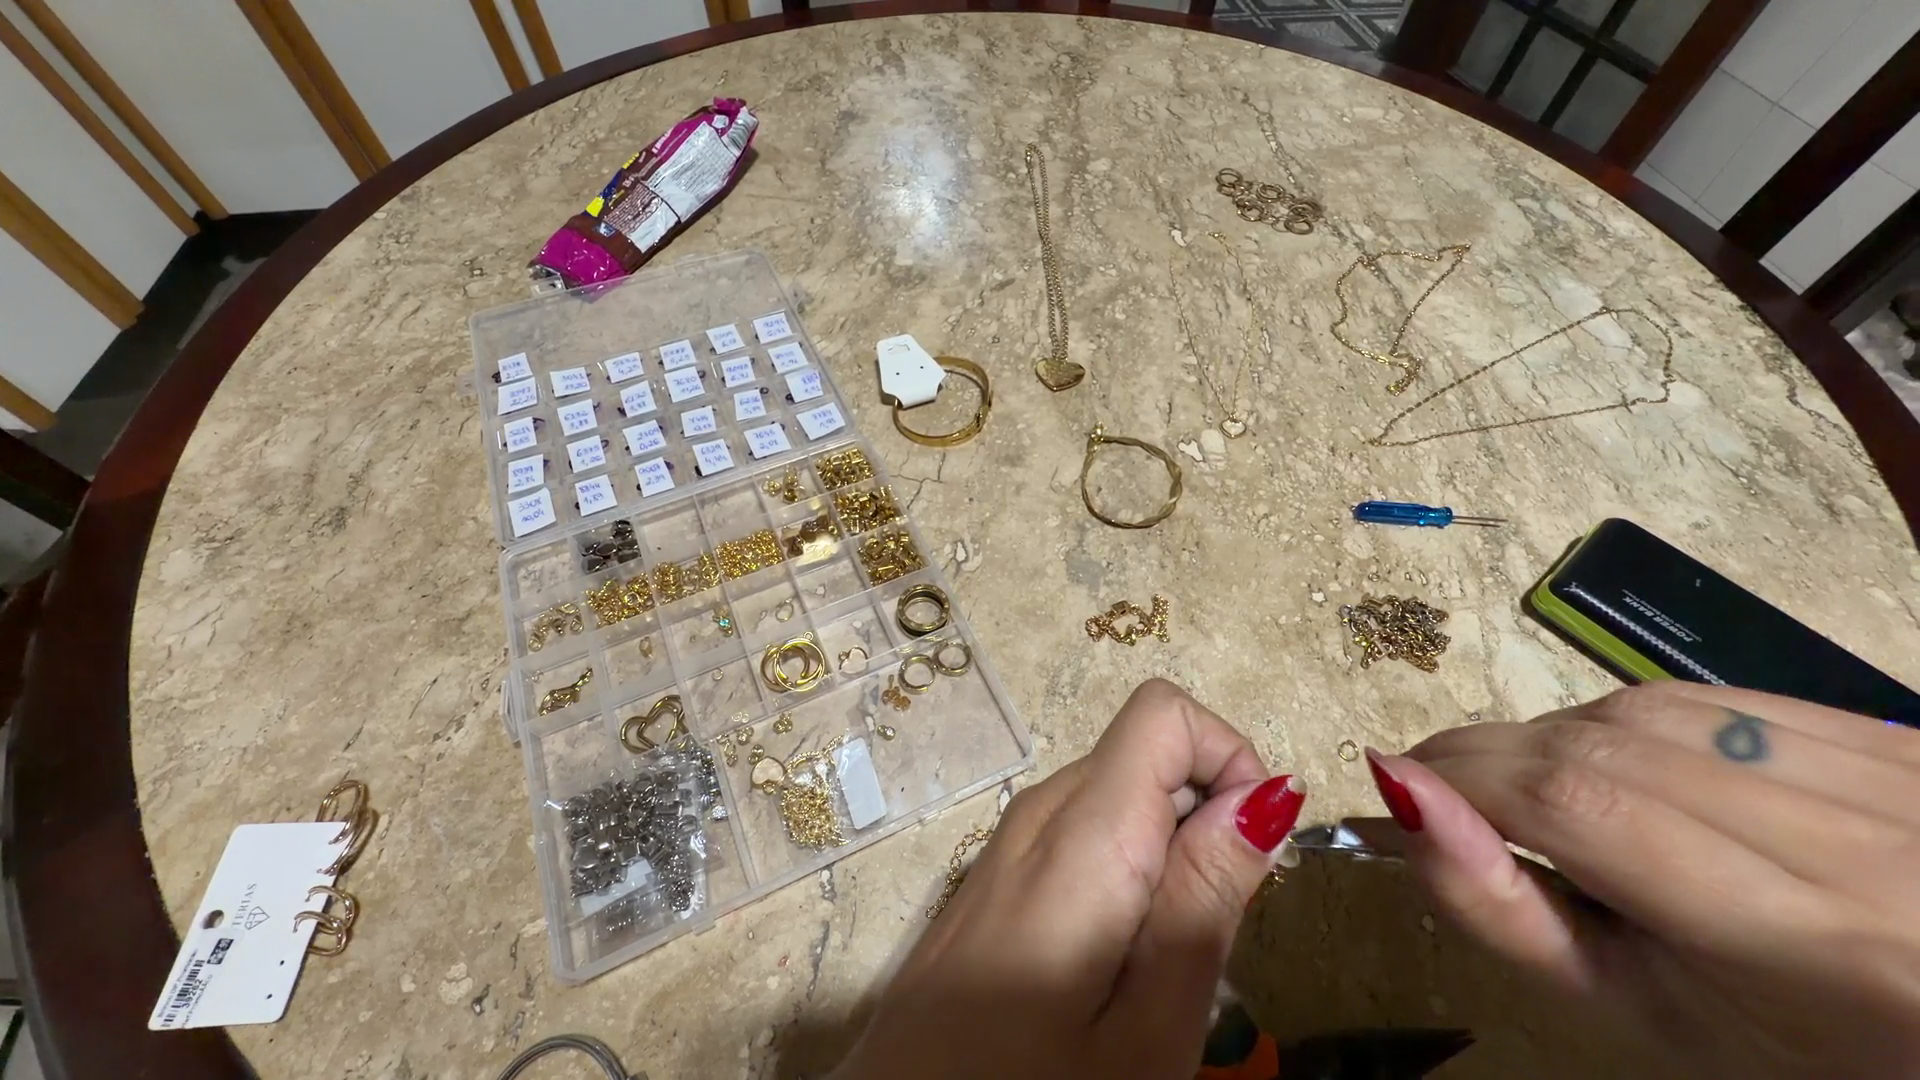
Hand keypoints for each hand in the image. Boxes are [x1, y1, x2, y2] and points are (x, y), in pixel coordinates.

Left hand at [831, 679, 1304, 1079]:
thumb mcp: (1150, 1022)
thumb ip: (1205, 894)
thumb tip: (1266, 792)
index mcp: (1082, 831)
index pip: (1163, 712)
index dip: (1227, 758)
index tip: (1252, 852)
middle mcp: (1041, 810)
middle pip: (1148, 751)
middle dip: (1207, 816)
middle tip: (1209, 928)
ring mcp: (1012, 836)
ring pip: (1122, 792)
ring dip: (1169, 849)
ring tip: (1161, 954)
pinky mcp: (1000, 866)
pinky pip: (1085, 829)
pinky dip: (1127, 866)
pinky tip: (1114, 954)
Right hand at [1369, 682, 1919, 1078]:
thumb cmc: (1763, 1041)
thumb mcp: (1629, 1008)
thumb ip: (1502, 908)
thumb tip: (1401, 793)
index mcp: (1805, 941)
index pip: (1579, 806)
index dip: (1464, 778)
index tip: (1390, 779)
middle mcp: (1864, 841)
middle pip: (1604, 746)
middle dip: (1488, 754)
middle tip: (1435, 784)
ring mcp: (1893, 774)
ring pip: (1646, 708)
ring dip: (1550, 734)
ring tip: (1526, 781)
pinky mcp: (1893, 737)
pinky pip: (1708, 696)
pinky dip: (1620, 717)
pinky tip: (1612, 757)